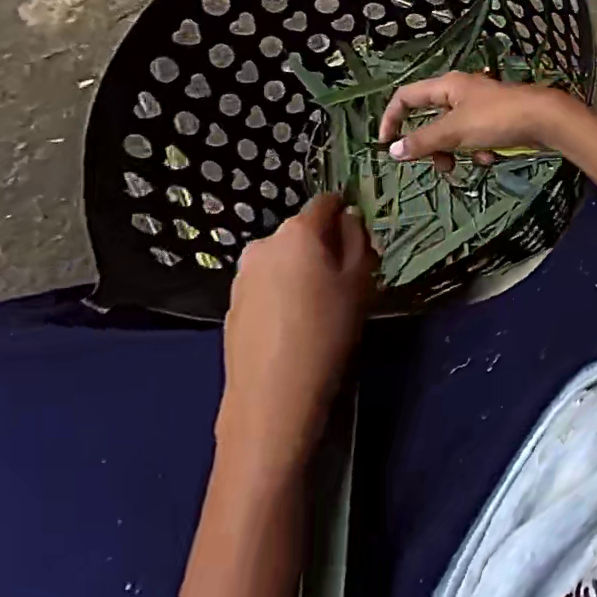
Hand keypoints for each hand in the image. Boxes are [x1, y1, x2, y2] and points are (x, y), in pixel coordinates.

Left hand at [218, 193, 375, 469]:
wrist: (272, 394)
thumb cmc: (327, 331)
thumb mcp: (360, 284)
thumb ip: (359, 243)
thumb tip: (350, 220)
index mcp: (297, 232)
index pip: (325, 202)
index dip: (347, 212)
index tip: (363, 236)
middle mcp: (263, 244)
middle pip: (303, 233)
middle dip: (326, 246)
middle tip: (349, 279)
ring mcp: (242, 275)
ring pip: (283, 260)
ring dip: (304, 271)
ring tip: (323, 307)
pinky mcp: (233, 305)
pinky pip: (267, 286)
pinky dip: (284, 294)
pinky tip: (296, 326)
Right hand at [378, 72, 584, 168]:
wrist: (544, 120)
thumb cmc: (497, 119)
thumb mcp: (455, 131)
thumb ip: (424, 141)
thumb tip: (393, 151)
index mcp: (446, 86)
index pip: (406, 97)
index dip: (391, 119)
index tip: (387, 145)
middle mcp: (460, 92)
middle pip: (431, 120)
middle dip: (434, 145)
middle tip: (440, 165)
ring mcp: (480, 107)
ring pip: (455, 133)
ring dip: (457, 151)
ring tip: (472, 162)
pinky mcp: (496, 122)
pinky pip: (476, 139)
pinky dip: (479, 150)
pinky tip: (491, 157)